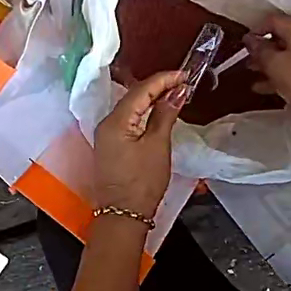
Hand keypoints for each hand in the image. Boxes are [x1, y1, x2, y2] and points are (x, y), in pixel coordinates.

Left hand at [92, 71, 181, 220]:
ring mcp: (106, 134)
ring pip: (130, 107)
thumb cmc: (143, 182)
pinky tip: (157, 111)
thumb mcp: (157, 146)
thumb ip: (165, 115)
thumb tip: (176, 92)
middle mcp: (106, 123)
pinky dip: (143, 112)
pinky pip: (127, 120)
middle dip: (157, 87)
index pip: (141, 90)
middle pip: (132, 96)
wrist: (123, 214)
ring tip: (174, 94)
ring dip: (151, 99)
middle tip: (182, 83)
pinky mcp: (110, 144)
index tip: (184, 75)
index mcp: (116, 121)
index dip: (163, 80)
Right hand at [246, 13, 290, 122]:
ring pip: (290, 54)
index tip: (246, 43)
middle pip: (284, 37)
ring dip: (271, 62)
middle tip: (249, 61)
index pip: (275, 21)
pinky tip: (266, 86)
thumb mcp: (274, 64)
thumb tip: (250, 40)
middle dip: (264, 49)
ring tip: (254, 73)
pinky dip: (283, 72)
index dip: (257, 30)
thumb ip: (260, 50)